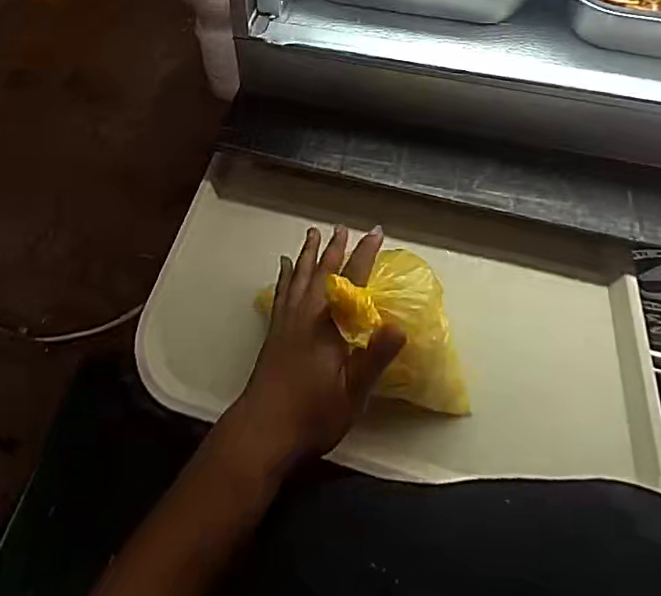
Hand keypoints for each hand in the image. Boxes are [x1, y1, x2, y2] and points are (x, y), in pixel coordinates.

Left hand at [223, 225, 405, 469]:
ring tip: (312, 233)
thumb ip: (374, 359)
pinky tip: (284, 266)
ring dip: (308, 254)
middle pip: (321, 273)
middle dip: (334, 249)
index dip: (364, 256)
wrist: (260, 434)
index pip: (351, 282)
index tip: (375, 233)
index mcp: (328, 326)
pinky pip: (282, 293)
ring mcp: (286, 323)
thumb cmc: (311, 415)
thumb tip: (400, 326)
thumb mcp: (351, 393)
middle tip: (342, 227)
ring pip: (299, 278)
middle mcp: (306, 316)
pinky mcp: (274, 334)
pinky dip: (285, 276)